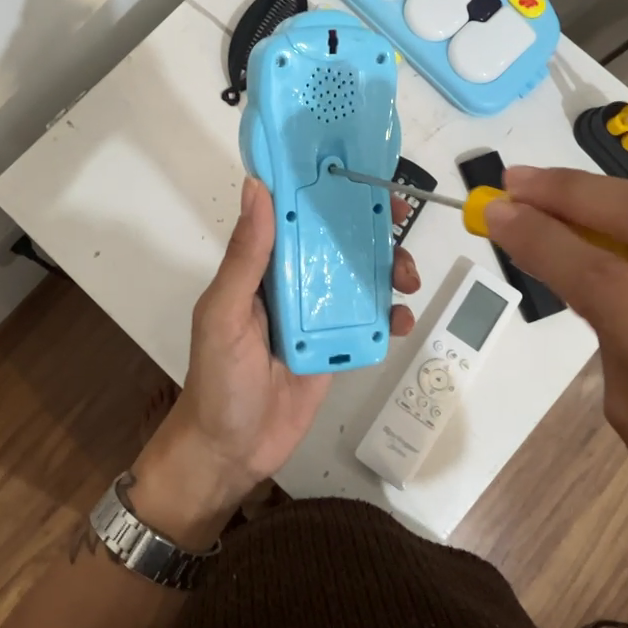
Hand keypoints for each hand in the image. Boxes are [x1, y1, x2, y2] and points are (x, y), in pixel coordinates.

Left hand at [131, 176, 420, 548]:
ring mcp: (314, 317)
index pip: (293, 215)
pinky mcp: (333, 348)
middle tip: (398, 224)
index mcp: (259, 267)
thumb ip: (246, 256)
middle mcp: (288, 284)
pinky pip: (365, 324)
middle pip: (333, 243)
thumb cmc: (220, 378)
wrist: (232, 450)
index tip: (359, 176)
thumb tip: (258, 187)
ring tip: (407, 279)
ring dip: (385, 271)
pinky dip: (387, 317)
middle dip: (368, 230)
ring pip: (356, 279)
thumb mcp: (225, 313)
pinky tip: (400, 321)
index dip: (323, 190)